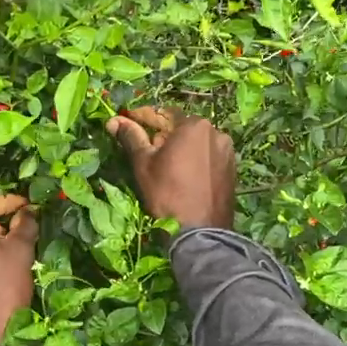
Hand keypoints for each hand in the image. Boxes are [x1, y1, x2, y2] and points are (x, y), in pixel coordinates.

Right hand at [106, 107, 236, 230]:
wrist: (199, 232)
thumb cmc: (166, 193)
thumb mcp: (144, 163)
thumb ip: (131, 137)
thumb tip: (113, 120)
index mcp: (194, 125)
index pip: (163, 114)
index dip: (143, 118)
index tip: (128, 122)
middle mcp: (216, 132)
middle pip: (182, 128)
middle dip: (163, 135)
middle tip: (146, 150)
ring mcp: (227, 152)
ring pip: (196, 144)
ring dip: (180, 149)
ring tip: (165, 166)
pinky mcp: (232, 170)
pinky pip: (207, 158)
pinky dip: (194, 161)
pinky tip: (183, 176)